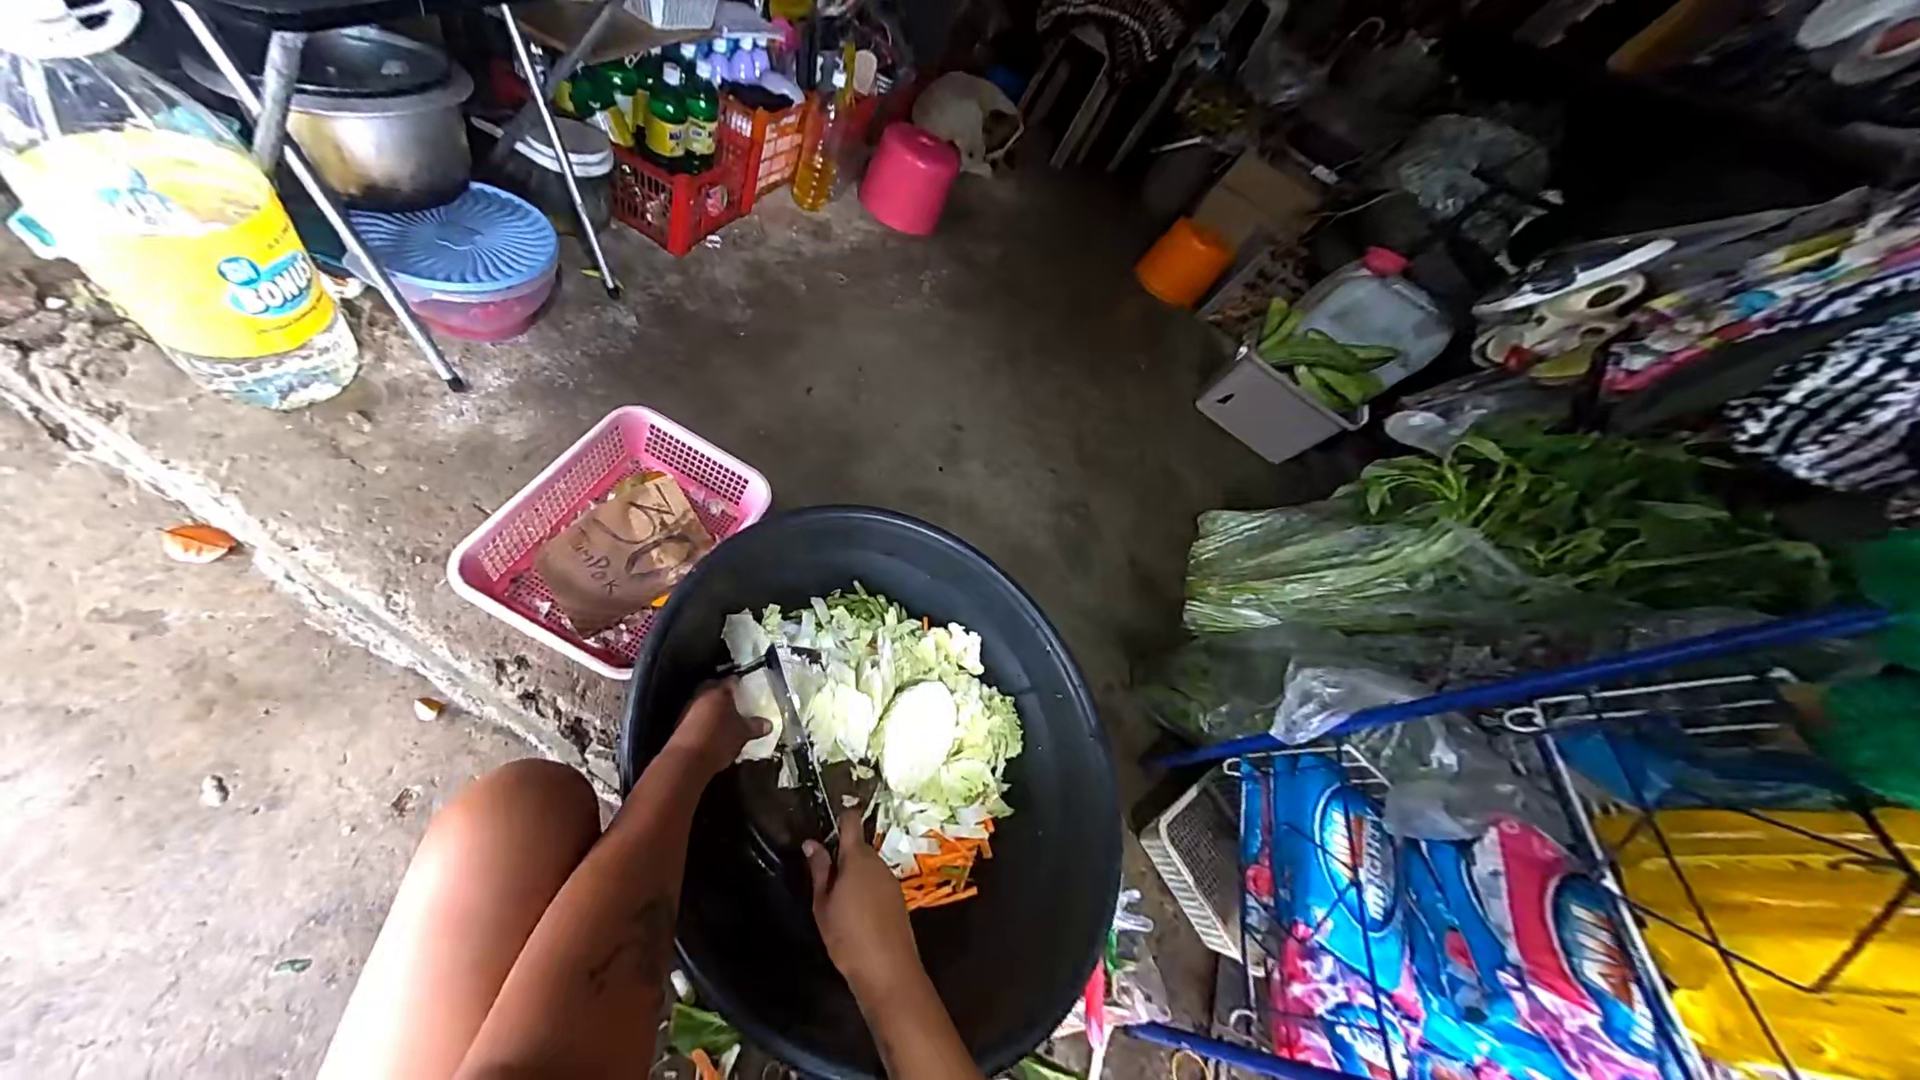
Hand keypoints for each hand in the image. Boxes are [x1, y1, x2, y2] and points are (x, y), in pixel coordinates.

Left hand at [664, 680, 770, 777]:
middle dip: (725, 694)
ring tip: (726, 716)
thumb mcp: (743, 733)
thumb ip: (755, 726)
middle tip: (736, 701)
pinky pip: (697, 715)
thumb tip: (769, 724)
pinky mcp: (681, 724)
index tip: (748, 689)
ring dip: (713, 707)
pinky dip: (705, 719)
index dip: (741, 684)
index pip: (732, 680)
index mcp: (719, 692)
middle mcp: (702, 695)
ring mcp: (689, 709)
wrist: (686, 762)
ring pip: (705, 702)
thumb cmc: (719, 740)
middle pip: (715, 688)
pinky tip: (713, 729)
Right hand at [804, 812, 923, 1000]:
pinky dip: (867, 889)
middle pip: (858, 847)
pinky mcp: (898, 896)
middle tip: (824, 880)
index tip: (827, 821)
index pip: (851, 822)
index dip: (840, 816)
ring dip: (855, 875)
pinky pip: (878, 882)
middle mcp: (878, 861)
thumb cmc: (847, 936)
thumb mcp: (823, 904)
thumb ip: (819, 870)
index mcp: (857, 858)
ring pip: (868, 866)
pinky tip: (858, 914)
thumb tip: (811, 842)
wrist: (887, 969)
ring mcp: (890, 878)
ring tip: (839, 903)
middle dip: (842, 857)